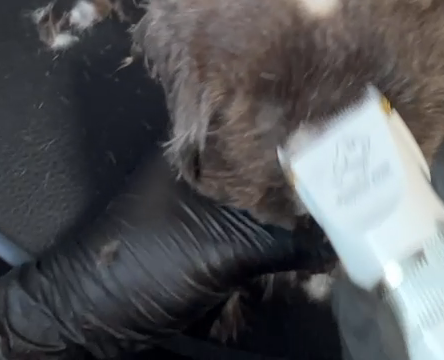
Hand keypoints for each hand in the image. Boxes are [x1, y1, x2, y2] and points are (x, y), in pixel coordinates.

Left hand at [0, 158, 327, 357]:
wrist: (87, 318)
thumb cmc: (142, 266)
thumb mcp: (219, 249)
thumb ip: (283, 239)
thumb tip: (343, 235)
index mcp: (194, 146)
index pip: (259, 125)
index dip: (302, 132)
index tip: (348, 139)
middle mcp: (198, 163)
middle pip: (264, 161)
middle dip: (304, 173)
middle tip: (356, 178)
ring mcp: (199, 200)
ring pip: (260, 194)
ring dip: (294, 206)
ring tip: (346, 204)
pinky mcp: (203, 234)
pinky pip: (251, 224)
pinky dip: (278, 231)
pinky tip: (312, 236)